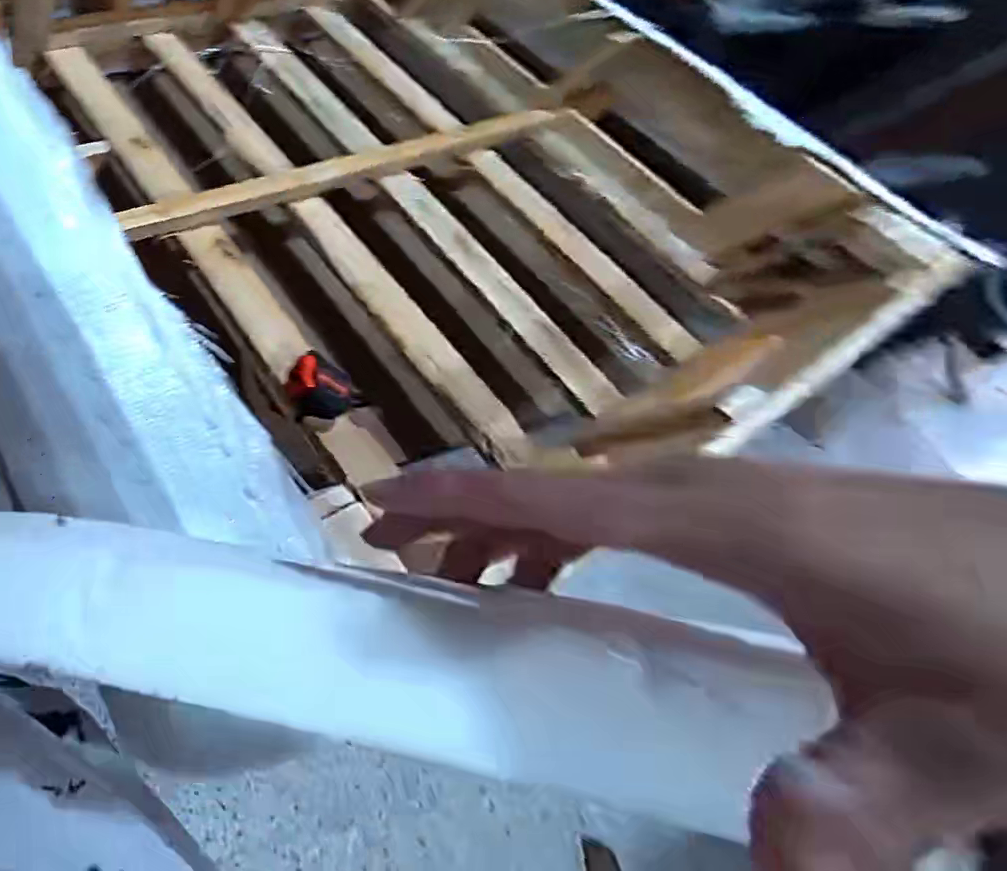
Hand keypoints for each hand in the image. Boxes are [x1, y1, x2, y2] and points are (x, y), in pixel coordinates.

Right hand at [362, 459, 1006, 870]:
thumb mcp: (969, 741)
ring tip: (456, 572)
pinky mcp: (736, 502)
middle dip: (450, 515)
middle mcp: (685, 490)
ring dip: (497, 526)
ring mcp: (712, 490)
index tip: (376, 501)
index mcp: (704, 522)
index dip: (450, 496)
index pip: (541, 497)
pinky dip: (551, 532)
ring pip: (567, 496)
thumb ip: (864, 799)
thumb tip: (771, 869)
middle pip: (534, 489)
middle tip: (387, 548)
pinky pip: (607, 508)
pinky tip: (551, 570)